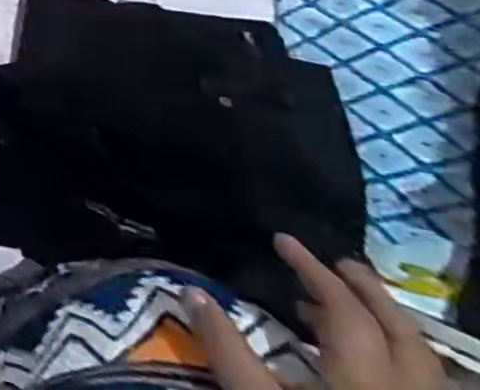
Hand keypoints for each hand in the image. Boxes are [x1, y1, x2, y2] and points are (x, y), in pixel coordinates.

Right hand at [188, 234, 444, 389]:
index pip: (344, 310)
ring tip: (339, 303)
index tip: (281, 240)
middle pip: (400, 333)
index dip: (314, 271)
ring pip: (421, 360)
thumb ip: (228, 349)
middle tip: (334, 261)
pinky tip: (361, 358)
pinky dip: (393, 356)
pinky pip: (420, 383)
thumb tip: (194, 292)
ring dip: (383, 322)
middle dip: (367, 292)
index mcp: (366, 377)